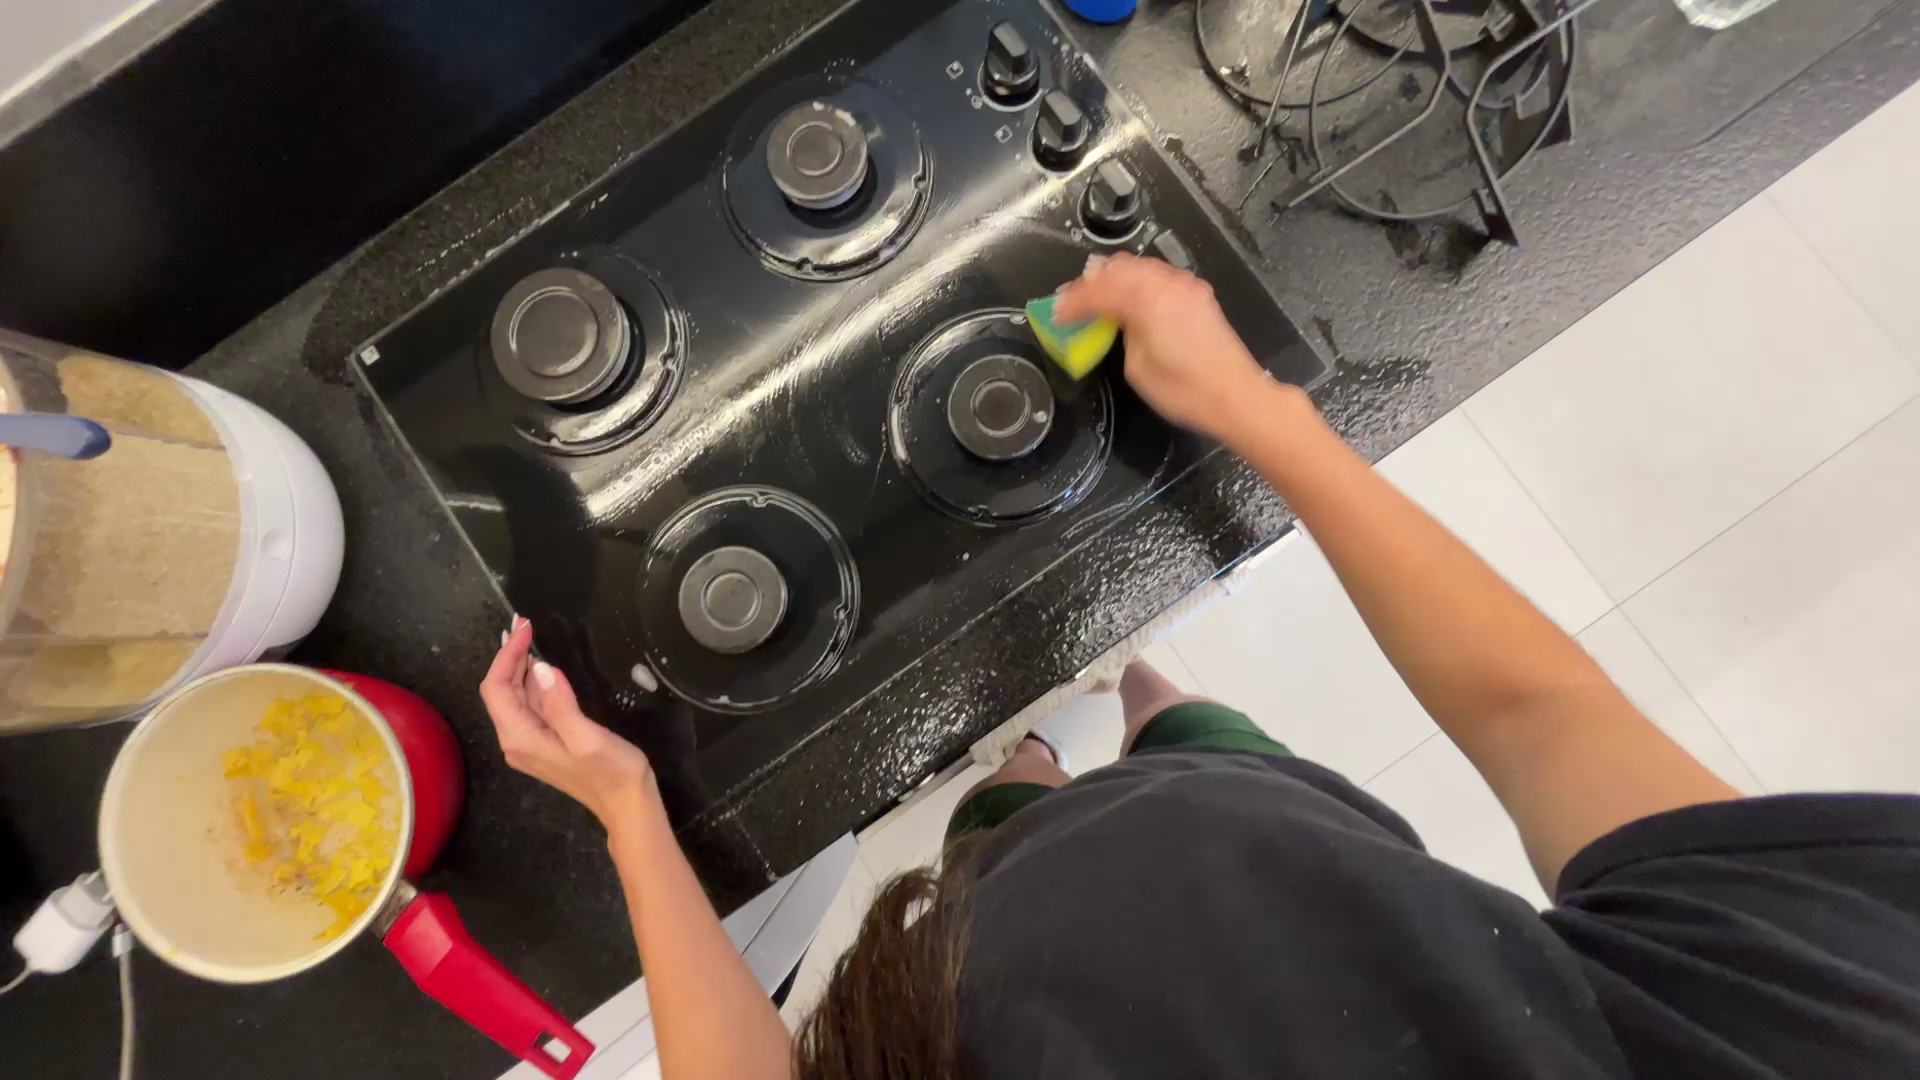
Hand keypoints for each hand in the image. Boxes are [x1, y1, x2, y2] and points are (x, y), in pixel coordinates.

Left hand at [479, 616, 655, 831]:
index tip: (526, 628)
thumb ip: (560, 704)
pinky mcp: (547, 742)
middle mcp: (517, 740)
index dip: (507, 655)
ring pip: (516, 698)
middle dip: (509, 656)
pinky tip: (545, 668)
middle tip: (526, 623)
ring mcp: (532, 743)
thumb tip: (541, 668)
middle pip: (501, 692)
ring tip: (532, 637)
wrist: (627, 804)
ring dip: (520, 667)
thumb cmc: (611, 771)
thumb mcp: (587, 736)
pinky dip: (534, 682)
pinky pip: (531, 707)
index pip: (497, 689)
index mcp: (521, 738)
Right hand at [1054, 252, 1287, 442]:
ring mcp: (1185, 286)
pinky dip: (1137, 283)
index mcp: (1147, 300)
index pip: (1098, 290)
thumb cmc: (1184, 389)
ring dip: (1114, 278)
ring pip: (1140, 267)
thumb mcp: (1136, 366)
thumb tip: (1116, 321)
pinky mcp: (1197, 295)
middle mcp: (1167, 283)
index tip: (1056, 313)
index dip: (1073, 300)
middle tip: (1071, 300)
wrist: (1234, 395)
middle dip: (1091, 282)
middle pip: (1119, 268)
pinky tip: (1128, 299)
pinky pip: (1159, 277)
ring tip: (1095, 297)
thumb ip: (1121, 333)